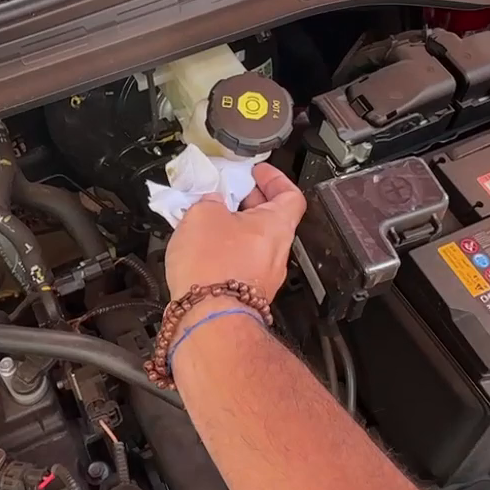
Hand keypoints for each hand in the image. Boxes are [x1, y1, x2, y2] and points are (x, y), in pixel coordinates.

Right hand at [164, 162, 306, 300]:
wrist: (207, 316)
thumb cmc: (213, 269)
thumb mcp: (203, 214)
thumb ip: (209, 200)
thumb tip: (209, 201)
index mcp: (276, 225)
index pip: (290, 194)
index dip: (274, 178)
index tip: (259, 172)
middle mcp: (276, 252)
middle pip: (269, 218)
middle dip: (246, 202)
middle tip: (225, 192)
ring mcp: (262, 276)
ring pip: (251, 242)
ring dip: (231, 228)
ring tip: (205, 221)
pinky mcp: (243, 294)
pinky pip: (238, 264)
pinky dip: (223, 252)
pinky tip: (200, 250)